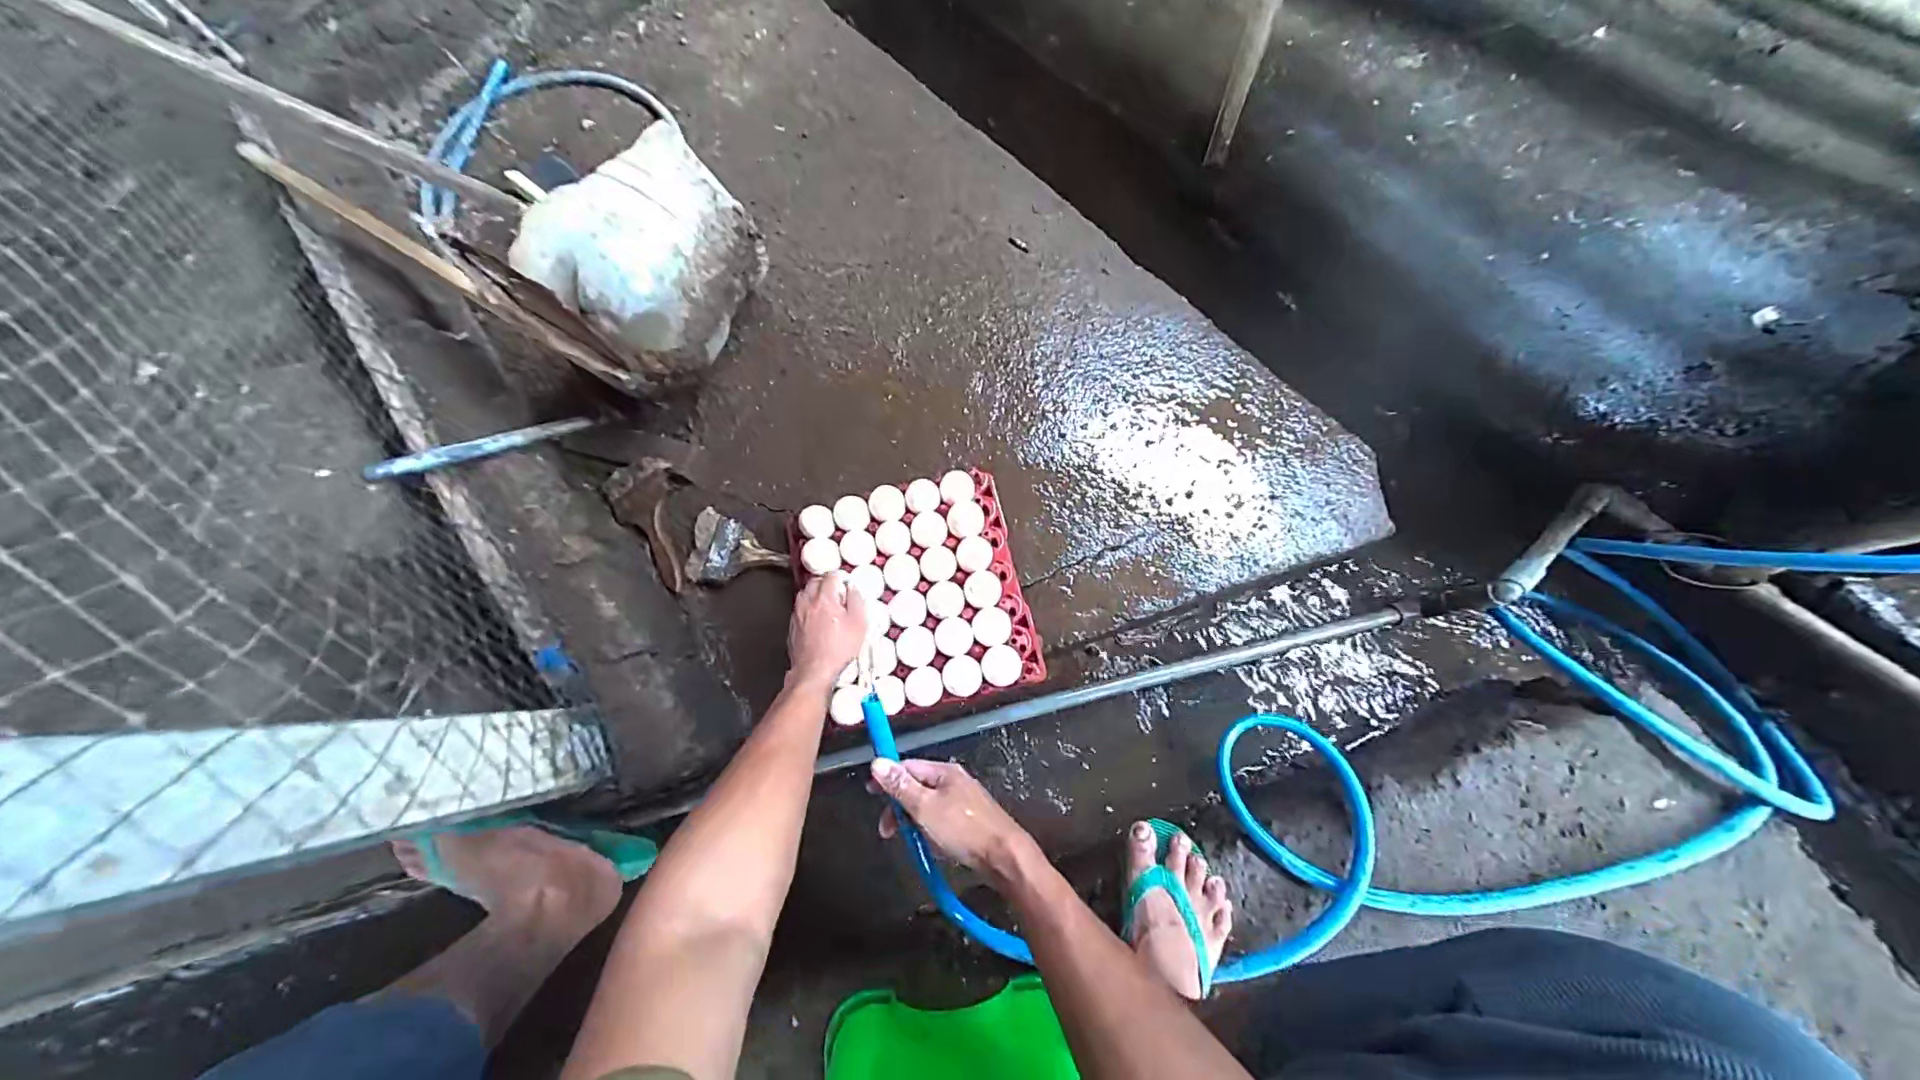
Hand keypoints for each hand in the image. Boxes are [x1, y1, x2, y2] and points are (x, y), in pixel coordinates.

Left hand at [788, 571, 866, 686]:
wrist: (814, 671)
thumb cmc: (838, 650)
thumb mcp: (859, 624)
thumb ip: (857, 601)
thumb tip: (853, 589)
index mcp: (824, 598)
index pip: (831, 576)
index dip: (842, 579)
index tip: (848, 587)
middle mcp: (807, 602)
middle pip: (815, 581)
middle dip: (827, 584)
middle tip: (838, 595)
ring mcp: (797, 614)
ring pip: (805, 594)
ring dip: (816, 596)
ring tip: (828, 607)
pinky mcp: (793, 627)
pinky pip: (800, 610)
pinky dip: (809, 610)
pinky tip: (818, 622)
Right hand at [869, 758, 1036, 884]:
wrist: (1004, 856)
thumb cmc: (964, 830)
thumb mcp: (924, 807)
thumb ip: (900, 786)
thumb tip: (878, 763)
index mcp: (944, 772)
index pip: (907, 767)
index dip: (887, 778)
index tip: (871, 794)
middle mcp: (954, 782)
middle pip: (916, 788)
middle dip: (899, 808)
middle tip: (888, 830)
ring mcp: (963, 802)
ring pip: (927, 808)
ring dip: (914, 824)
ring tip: (914, 842)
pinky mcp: (969, 822)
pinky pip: (940, 823)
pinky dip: (930, 833)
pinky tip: (932, 848)